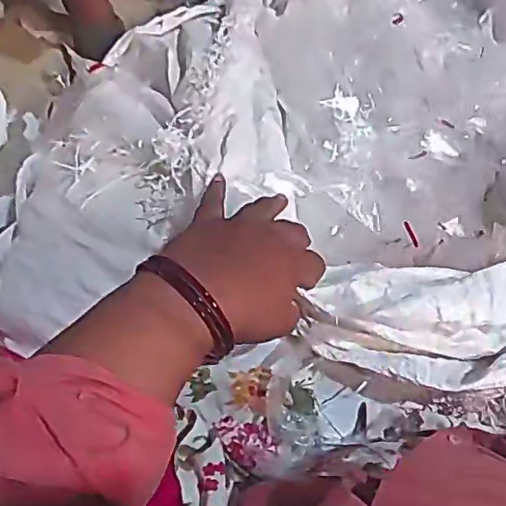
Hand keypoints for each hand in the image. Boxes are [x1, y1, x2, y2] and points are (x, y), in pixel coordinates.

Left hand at [160, 177, 325, 344]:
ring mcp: (239, 227)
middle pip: (293, 233)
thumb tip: (290, 306)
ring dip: (271, 207)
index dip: (309, 276)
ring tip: (278, 201)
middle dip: (297, 242)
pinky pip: (214, 202)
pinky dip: (216, 192)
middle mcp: (270, 237)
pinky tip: (218, 181)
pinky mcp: (208, 224)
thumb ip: (289, 311)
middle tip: (294, 251)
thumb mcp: (277, 324)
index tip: (303, 285)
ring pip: (262, 210)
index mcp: (292, 262)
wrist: (191, 301)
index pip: (313, 265)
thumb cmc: (239, 315)